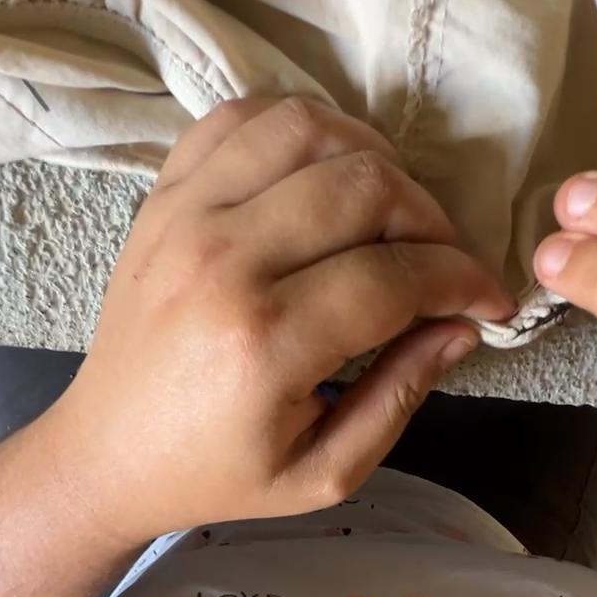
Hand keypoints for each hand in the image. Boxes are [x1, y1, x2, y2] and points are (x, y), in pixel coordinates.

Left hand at [43, 97, 513, 541]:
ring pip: (308, 129)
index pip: (396, 276)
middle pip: (364, 188)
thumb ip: (400, 397)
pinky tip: (323, 175)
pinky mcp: (162, 198)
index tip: (488, 301)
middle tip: (444, 265)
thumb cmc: (217, 476)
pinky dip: (298, 130)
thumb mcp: (323, 472)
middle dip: (432, 221)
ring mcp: (184, 215)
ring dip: (374, 161)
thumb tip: (461, 327)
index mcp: (266, 342)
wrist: (108, 454)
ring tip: (393, 216)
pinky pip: (240, 120)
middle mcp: (224, 260)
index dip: (463, 281)